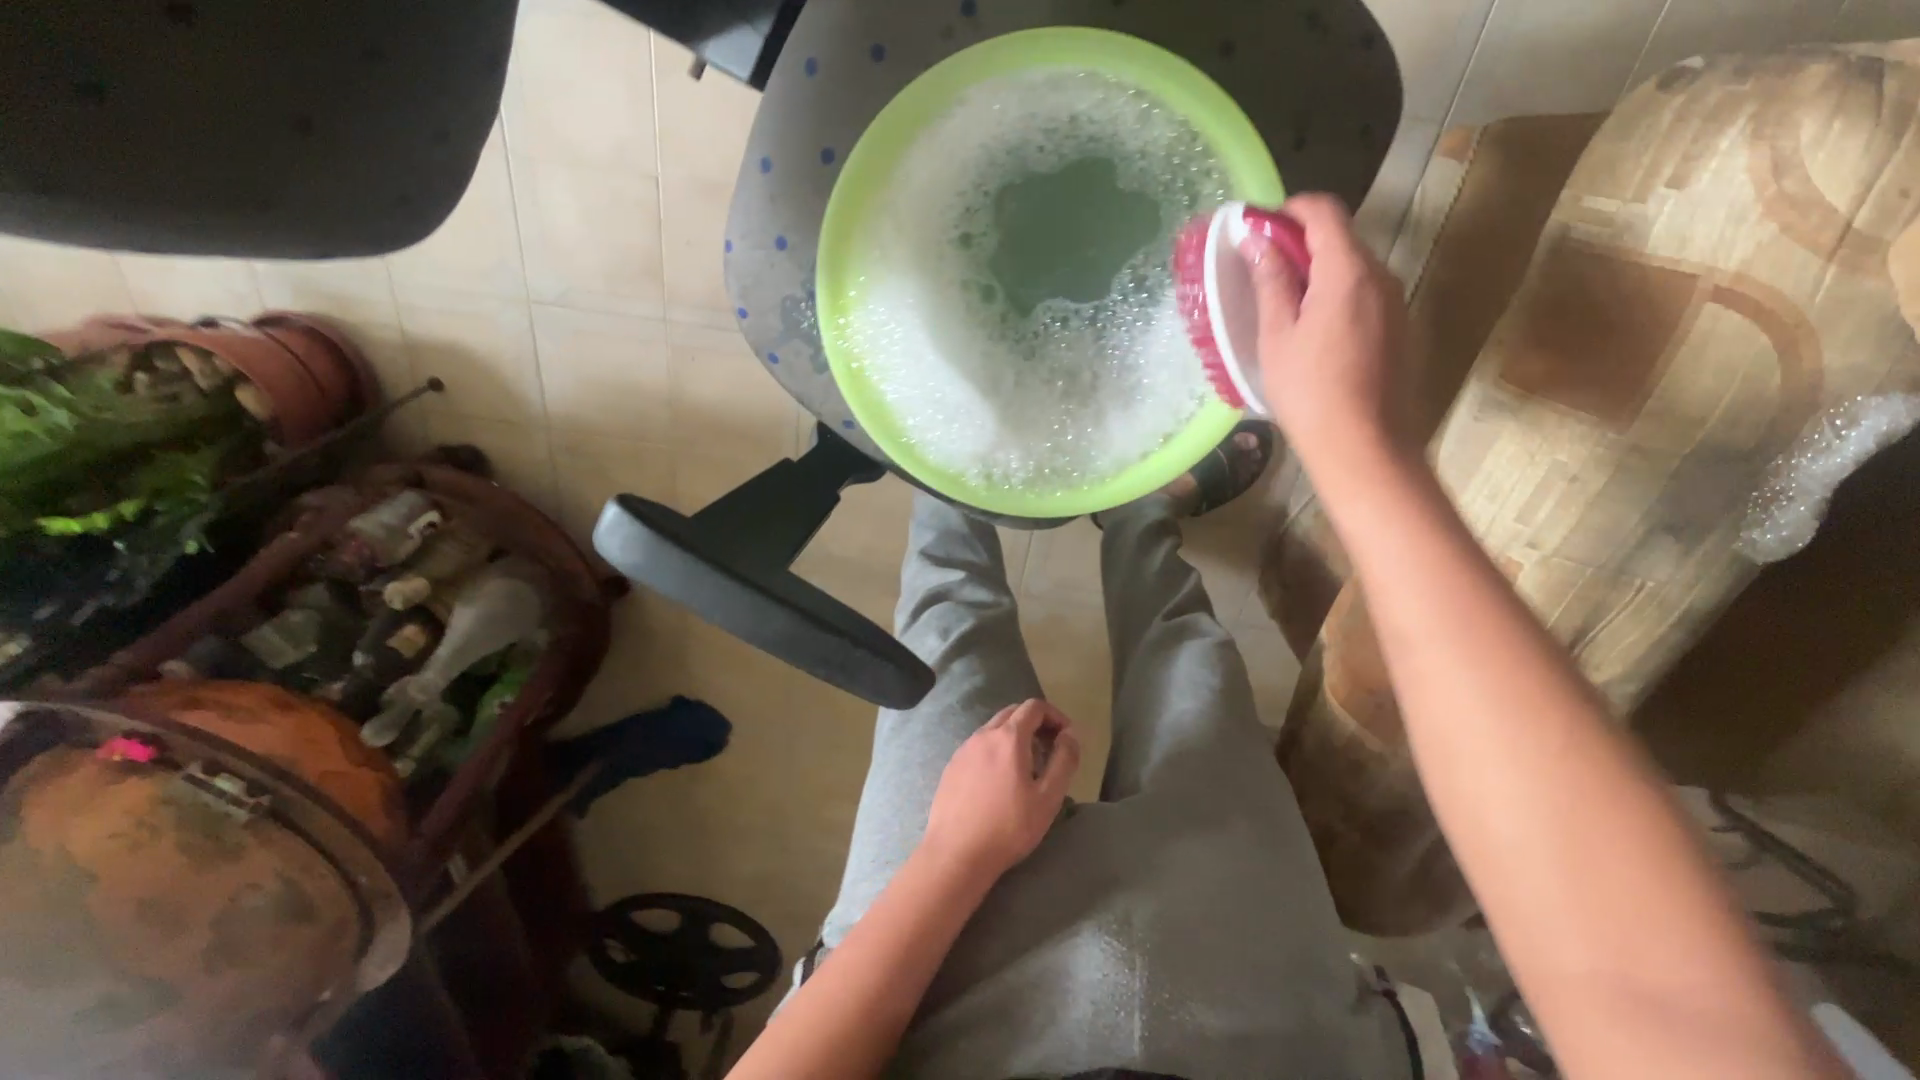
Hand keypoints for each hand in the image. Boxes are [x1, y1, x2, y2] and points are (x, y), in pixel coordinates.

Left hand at [920, 699, 1080, 880]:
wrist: (956, 854)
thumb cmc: (1009, 827)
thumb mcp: (1048, 797)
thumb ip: (1064, 760)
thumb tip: (1070, 734)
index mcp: (1008, 738)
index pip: (1034, 707)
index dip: (1055, 716)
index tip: (1066, 737)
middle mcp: (982, 735)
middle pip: (1012, 713)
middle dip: (1035, 723)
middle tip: (1050, 749)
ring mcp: (963, 750)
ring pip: (993, 729)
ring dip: (1014, 736)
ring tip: (1027, 767)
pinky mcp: (951, 767)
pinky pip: (978, 747)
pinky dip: (995, 750)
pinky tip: (999, 781)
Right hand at [1241, 194, 1409, 465]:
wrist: (1364, 447)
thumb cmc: (1310, 391)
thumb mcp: (1277, 336)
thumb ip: (1270, 281)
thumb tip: (1258, 240)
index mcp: (1349, 271)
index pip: (1324, 211)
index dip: (1288, 209)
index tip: (1258, 228)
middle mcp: (1381, 277)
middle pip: (1341, 238)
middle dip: (1300, 243)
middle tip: (1261, 270)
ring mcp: (1396, 304)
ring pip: (1354, 268)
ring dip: (1318, 272)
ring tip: (1283, 306)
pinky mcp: (1400, 330)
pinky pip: (1365, 295)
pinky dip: (1336, 296)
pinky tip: (1312, 333)